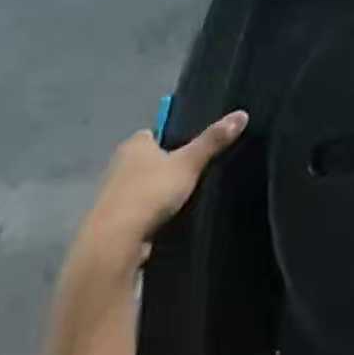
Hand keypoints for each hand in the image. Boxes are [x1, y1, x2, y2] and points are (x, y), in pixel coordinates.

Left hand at [84, 110, 247, 252]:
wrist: (115, 240)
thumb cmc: (151, 192)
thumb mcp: (189, 163)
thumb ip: (213, 141)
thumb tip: (242, 114)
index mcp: (134, 143)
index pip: (155, 133)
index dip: (172, 141)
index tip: (190, 152)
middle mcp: (119, 162)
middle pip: (148, 160)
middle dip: (165, 169)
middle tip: (192, 177)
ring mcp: (112, 192)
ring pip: (142, 186)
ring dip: (156, 194)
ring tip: (182, 202)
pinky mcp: (112, 219)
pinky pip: (136, 210)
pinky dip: (149, 215)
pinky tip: (165, 223)